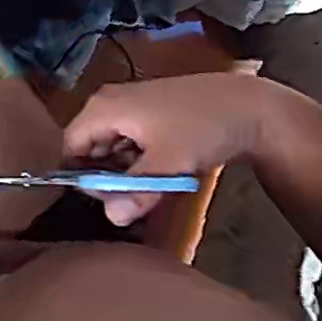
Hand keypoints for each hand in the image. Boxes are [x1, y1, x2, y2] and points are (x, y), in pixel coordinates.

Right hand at [62, 73, 283, 225]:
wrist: (250, 105)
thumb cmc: (203, 127)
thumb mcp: (169, 163)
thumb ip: (137, 192)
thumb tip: (112, 218)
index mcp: (104, 107)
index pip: (70, 147)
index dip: (81, 177)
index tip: (106, 199)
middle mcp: (110, 102)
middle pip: (89, 147)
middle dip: (106, 176)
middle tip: (133, 197)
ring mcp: (130, 105)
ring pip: (110, 147)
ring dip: (125, 171)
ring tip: (152, 185)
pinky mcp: (148, 113)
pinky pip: (128, 142)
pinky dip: (139, 160)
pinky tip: (162, 171)